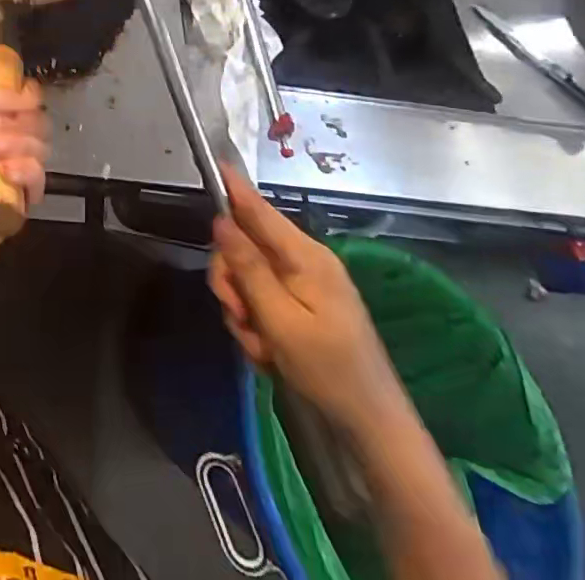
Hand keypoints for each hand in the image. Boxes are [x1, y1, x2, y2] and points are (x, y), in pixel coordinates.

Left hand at [0, 80, 48, 263]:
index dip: (28, 100)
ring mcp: (14, 176)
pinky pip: (39, 181)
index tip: (23, 99)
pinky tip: (6, 172)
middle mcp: (5, 147)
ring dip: (19, 145)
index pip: (24, 105)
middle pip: (39, 126)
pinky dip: (26, 171)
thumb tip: (32, 93)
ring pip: (41, 151)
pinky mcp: (21, 204)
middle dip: (22, 123)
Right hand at [209, 164, 406, 431]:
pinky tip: (268, 352)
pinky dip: (255, 326)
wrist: (369, 422)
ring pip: (246, 279)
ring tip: (260, 345)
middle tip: (238, 314)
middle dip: (232, 282)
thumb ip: (248, 268)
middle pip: (243, 249)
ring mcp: (303, 285)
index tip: (215, 163)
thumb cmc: (328, 368)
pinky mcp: (299, 306)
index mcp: (306, 257)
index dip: (235, 189)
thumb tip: (222, 221)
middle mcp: (303, 262)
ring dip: (242, 311)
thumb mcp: (280, 319)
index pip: (260, 211)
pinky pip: (259, 301)